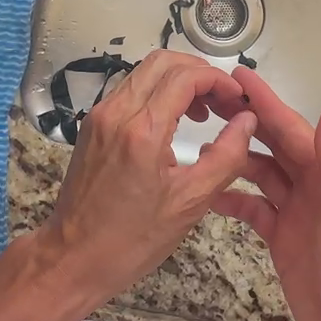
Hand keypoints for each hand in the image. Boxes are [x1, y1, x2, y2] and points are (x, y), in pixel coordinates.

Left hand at [39, 50, 257, 305]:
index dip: (217, 79)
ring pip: (144, 72)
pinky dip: (157, 92)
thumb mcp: (190, 202)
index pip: (185, 77)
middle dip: (198, 71)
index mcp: (142, 130)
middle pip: (162, 62)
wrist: (73, 258)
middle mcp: (117, 111)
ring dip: (177, 80)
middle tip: (222, 99)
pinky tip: (173, 121)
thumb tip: (248, 120)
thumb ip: (226, 156)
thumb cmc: (133, 239)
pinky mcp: (93, 123)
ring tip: (203, 112)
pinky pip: (130, 90)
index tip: (237, 98)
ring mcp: (100, 114)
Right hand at [215, 68, 320, 320]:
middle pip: (274, 145)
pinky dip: (233, 201)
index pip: (293, 129)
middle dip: (245, 122)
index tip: (239, 75)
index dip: (266, 101)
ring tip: (202, 147)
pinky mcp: (285, 244)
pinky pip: (255, 212)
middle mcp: (314, 191)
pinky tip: (209, 195)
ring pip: (261, 175)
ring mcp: (298, 217)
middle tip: (209, 102)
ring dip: (235, 159)